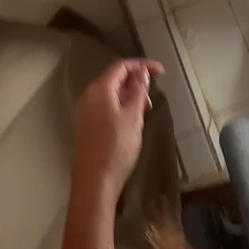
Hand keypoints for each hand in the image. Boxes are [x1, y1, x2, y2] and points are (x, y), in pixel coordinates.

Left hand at [71, 59, 163, 199]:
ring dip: (130, 96)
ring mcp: (87, 111)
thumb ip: (138, 91)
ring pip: (111, 94)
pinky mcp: (88, 125)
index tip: (161, 71)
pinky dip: (121, 107)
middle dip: (136, 82)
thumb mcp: (133, 117)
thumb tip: (141, 71)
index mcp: (100, 89)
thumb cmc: (116, 147)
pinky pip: (107, 106)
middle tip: (152, 98)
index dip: (142, 65)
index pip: (121, 66)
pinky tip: (131, 122)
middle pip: (115, 78)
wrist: (94, 183)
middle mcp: (89, 95)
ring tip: (145, 112)